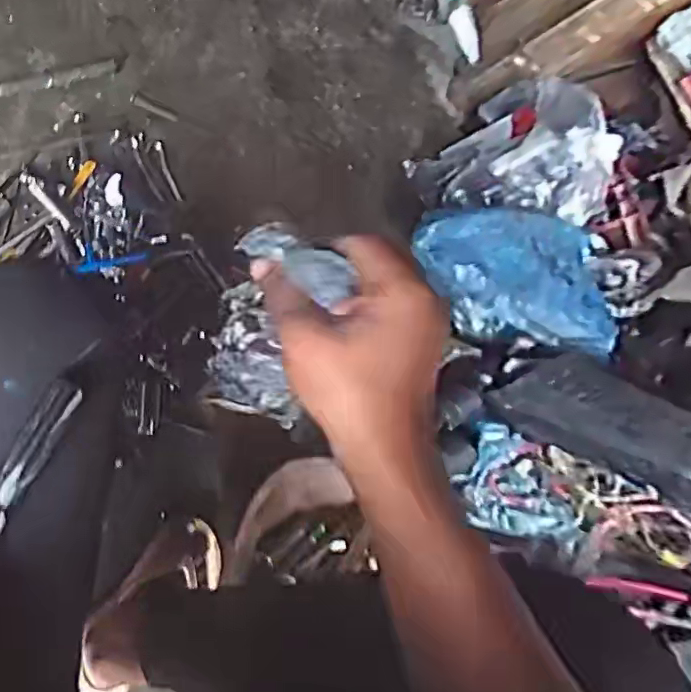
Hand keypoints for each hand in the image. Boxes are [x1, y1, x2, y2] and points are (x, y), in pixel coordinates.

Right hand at [251, 235, 447, 473]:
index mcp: (401, 292)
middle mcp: (424, 300)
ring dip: (347, 285)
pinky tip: (334, 324)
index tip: (292, 262)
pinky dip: (361, 305)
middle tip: (299, 279)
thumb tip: (262, 262)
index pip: (362, 244)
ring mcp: (428, 323)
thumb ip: (283, 293)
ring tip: (311, 301)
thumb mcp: (303, 336)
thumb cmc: (344, 388)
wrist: (381, 447)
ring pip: (382, 284)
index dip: (323, 246)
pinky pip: (389, 306)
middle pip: (377, 261)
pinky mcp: (421, 343)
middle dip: (335, 265)